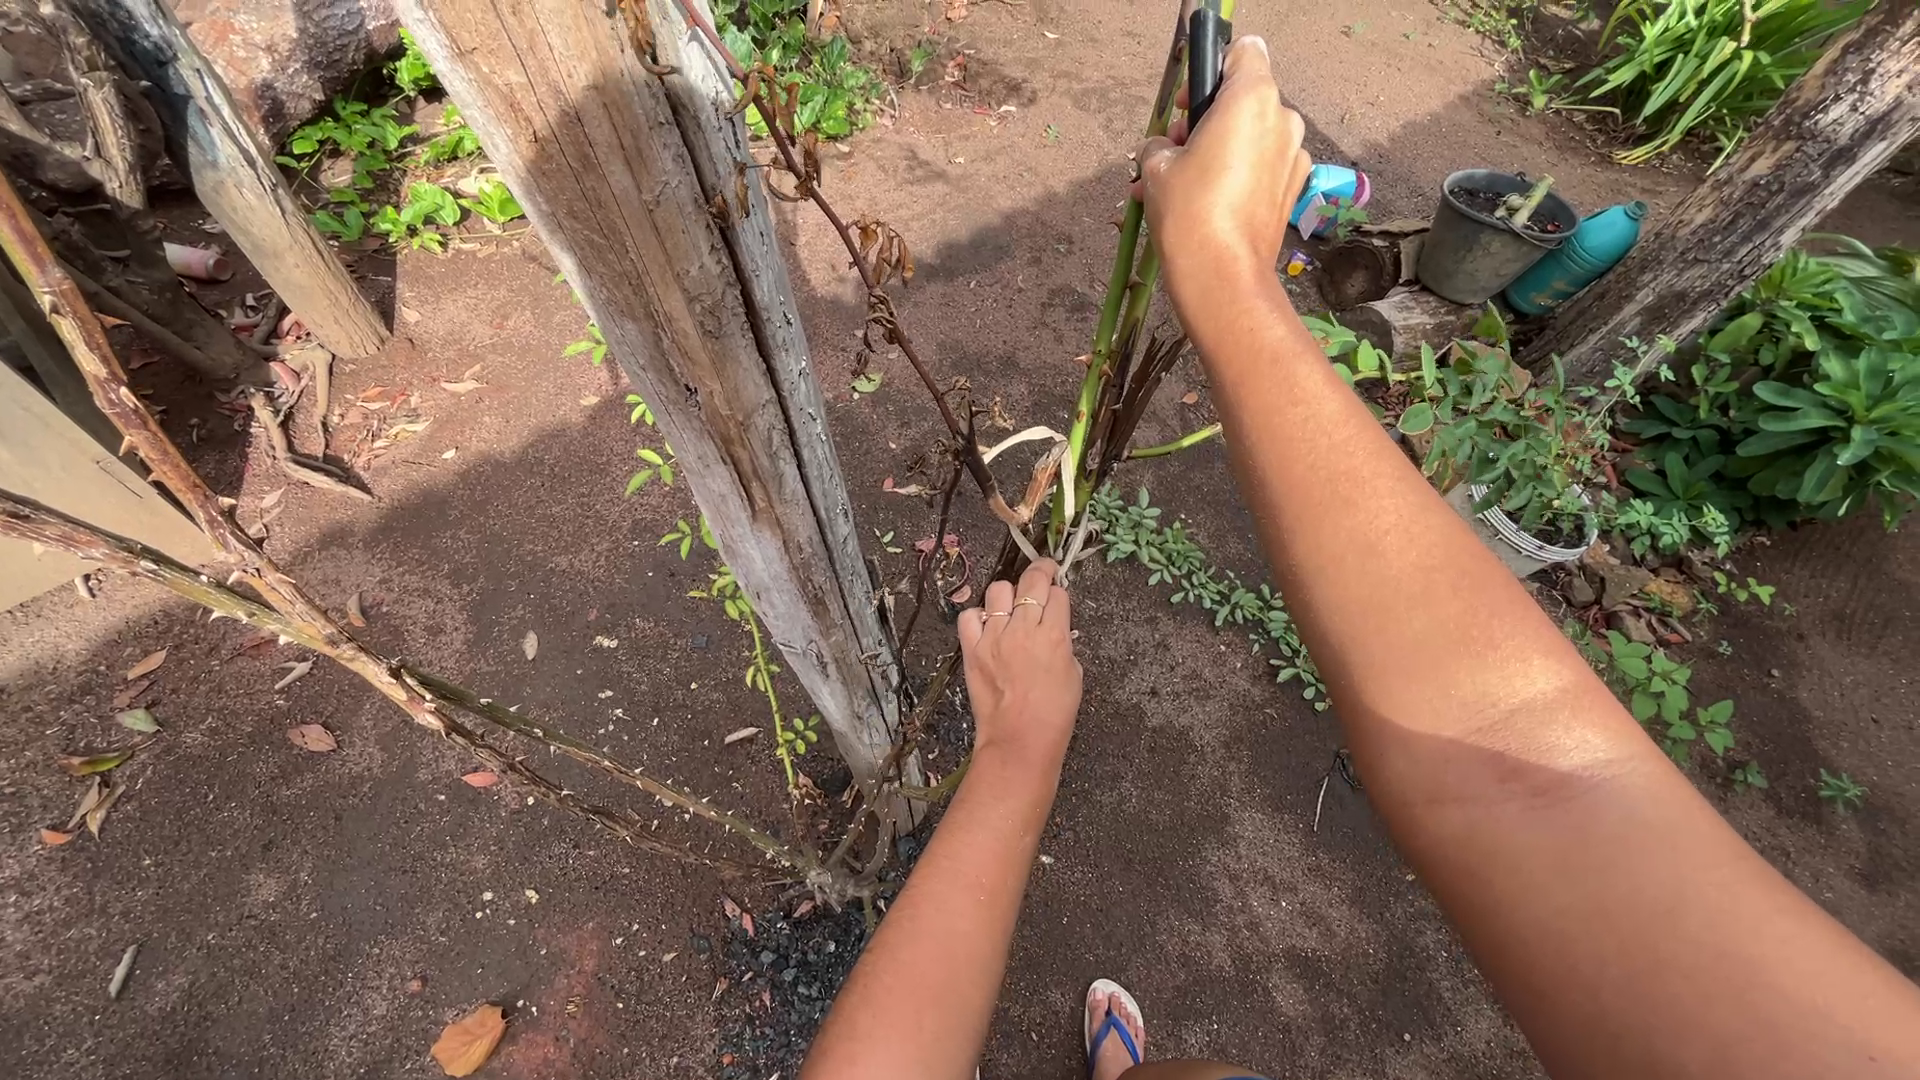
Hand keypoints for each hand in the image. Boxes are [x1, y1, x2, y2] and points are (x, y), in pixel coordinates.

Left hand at [956, 558, 1081, 771]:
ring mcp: (994, 637)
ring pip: (998, 590)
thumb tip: (1054, 630)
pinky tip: (987, 627)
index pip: (1058, 594)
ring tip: (1010, 607)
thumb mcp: (1073, 674)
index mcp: (1055, 636)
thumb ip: (1063, 644)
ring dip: (1007, 594)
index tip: (1057, 597)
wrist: (1019, 740)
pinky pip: (969, 616)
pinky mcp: (972, 649)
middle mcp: (1024, 630)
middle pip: (1031, 581)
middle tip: (1042, 574)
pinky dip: (978, 617)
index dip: (1059, 593)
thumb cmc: (1054, 714)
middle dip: (1040, 572)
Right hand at [1133, 36, 1310, 304]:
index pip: (1242, 51)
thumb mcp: (1155, 170)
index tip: (1189, 106)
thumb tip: (1163, 148)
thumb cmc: (1188, 212)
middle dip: (1210, 122)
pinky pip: (1261, 171)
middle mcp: (1283, 119)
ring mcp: (1293, 157)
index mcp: (1252, 97)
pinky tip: (1208, 209)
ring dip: (1219, 154)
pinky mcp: (1292, 191)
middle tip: (1176, 155)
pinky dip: (1236, 180)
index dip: (1211, 72)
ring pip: (1251, 140)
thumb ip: (1159, 144)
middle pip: (1245, 102)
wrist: (1220, 277)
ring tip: (1183, 190)